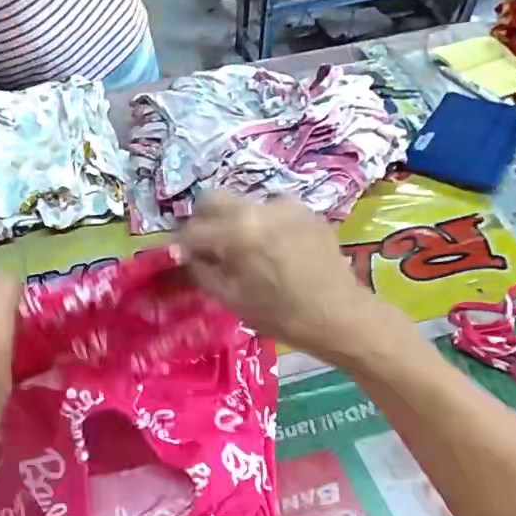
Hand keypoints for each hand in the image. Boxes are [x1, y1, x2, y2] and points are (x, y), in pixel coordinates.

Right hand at [176, 191, 416, 357]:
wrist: (339, 315)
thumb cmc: (280, 314)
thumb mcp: (230, 298)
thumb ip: (202, 271)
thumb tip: (185, 256)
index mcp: (236, 231)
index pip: (191, 231)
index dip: (179, 246)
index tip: (176, 259)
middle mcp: (258, 207)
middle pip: (213, 199)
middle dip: (201, 221)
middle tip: (204, 248)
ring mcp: (285, 205)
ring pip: (243, 205)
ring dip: (233, 223)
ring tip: (242, 253)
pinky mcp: (305, 211)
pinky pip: (270, 212)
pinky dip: (261, 226)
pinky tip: (270, 252)